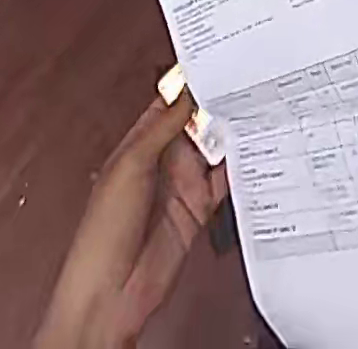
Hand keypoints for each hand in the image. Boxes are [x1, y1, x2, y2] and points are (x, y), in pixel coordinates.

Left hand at [33, 95, 229, 348]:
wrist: (111, 292)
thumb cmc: (104, 228)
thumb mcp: (131, 164)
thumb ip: (163, 128)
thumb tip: (186, 92)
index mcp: (141, 141)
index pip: (170, 103)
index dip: (190, 84)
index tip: (214, 64)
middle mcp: (164, 158)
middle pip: (196, 123)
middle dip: (216, 106)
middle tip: (242, 83)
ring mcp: (182, 182)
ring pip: (212, 148)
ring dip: (229, 134)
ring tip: (254, 110)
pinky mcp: (199, 207)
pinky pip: (223, 182)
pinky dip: (238, 168)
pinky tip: (253, 151)